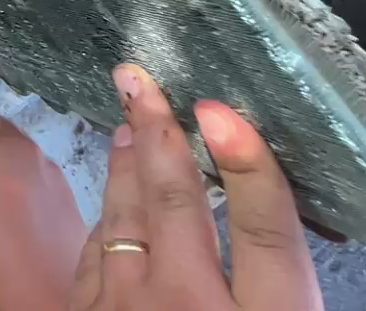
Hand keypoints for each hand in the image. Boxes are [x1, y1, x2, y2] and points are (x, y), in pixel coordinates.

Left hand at [72, 63, 322, 310]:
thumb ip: (281, 293)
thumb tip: (275, 233)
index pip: (267, 237)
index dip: (249, 171)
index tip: (220, 112)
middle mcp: (187, 306)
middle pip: (177, 206)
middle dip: (159, 135)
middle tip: (137, 78)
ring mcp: (126, 305)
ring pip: (126, 217)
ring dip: (127, 164)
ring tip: (131, 117)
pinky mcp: (84, 309)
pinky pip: (98, 247)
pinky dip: (110, 211)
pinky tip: (115, 185)